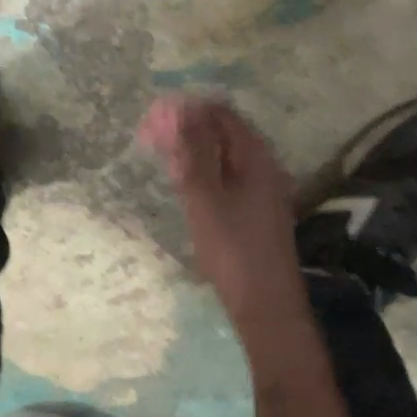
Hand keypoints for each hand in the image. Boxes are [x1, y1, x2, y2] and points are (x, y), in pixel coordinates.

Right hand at [139, 95, 301, 322]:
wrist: (266, 308)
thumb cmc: (232, 250)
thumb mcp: (205, 196)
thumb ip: (192, 150)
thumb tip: (178, 108)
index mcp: (255, 156)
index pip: (218, 112)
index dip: (184, 110)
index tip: (151, 122)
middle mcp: (263, 164)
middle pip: (222, 129)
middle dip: (186, 126)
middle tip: (150, 138)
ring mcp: (262, 187)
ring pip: (223, 152)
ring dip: (192, 147)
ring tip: (161, 156)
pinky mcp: (256, 207)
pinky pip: (227, 172)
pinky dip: (202, 168)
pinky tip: (184, 181)